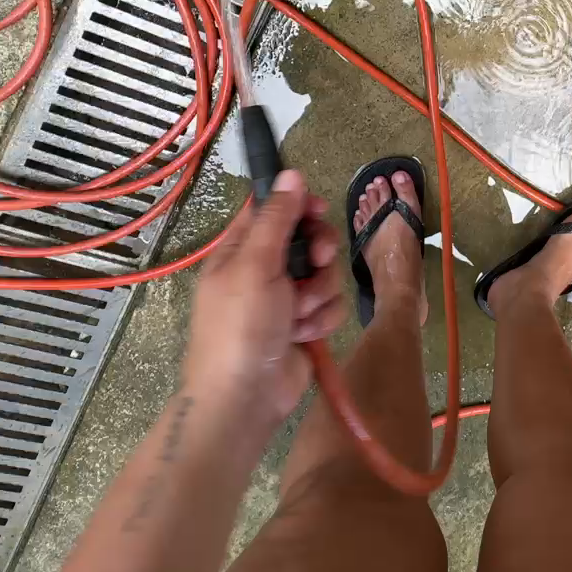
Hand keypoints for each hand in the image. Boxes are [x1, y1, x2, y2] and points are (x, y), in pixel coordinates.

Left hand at [181, 170, 343, 426]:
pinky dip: (321, 318)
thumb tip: (290, 172)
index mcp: (241, 251)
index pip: (275, 211)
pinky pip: (330, 304)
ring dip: (319, 292)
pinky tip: (306, 334)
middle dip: (317, 254)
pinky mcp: (305, 323)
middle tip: (315, 264)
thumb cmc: (241, 327)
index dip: (300, 207)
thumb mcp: (255, 264)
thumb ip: (277, 218)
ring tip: (300, 314)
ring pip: (325, 273)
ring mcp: (285, 298)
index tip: (319, 210)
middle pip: (308, 239)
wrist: (246, 399)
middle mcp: (264, 270)